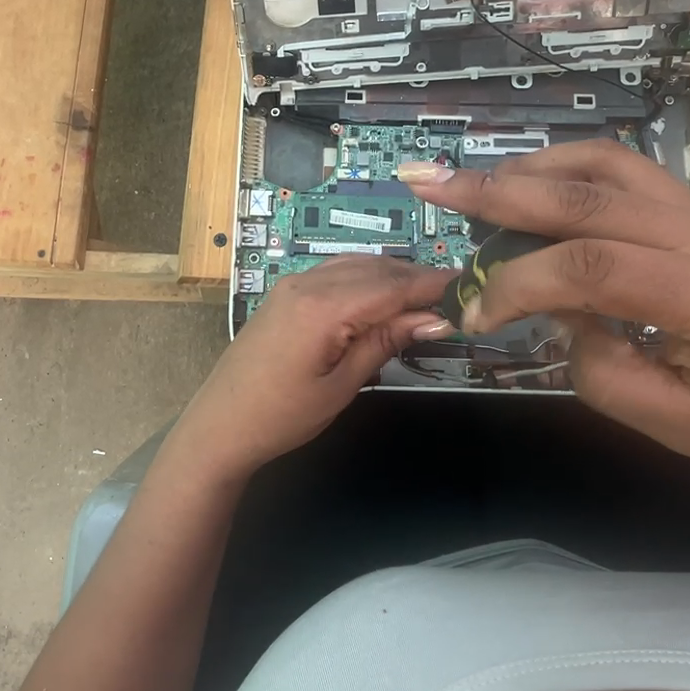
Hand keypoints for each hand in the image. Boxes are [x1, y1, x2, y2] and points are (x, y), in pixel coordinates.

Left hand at [168, 256, 449, 483]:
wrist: (220, 426)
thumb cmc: (282, 416)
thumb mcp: (343, 384)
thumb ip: (386, 341)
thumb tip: (435, 318)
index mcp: (322, 306)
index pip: (391, 285)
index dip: (432, 285)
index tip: (469, 288)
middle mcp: (307, 282)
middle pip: (376, 268)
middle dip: (416, 279)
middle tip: (455, 298)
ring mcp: (293, 283)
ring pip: (356, 265)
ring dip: (392, 276)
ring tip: (426, 299)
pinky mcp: (286, 292)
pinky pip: (336, 271)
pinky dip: (366, 278)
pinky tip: (383, 296)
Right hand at [397, 141, 689, 494]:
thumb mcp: (672, 422)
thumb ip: (598, 365)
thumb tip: (556, 310)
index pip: (590, 266)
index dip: (518, 283)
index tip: (476, 314)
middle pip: (591, 194)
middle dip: (501, 190)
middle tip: (432, 183)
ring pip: (611, 164)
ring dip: (537, 167)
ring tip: (480, 185)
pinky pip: (631, 173)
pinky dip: (572, 171)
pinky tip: (537, 187)